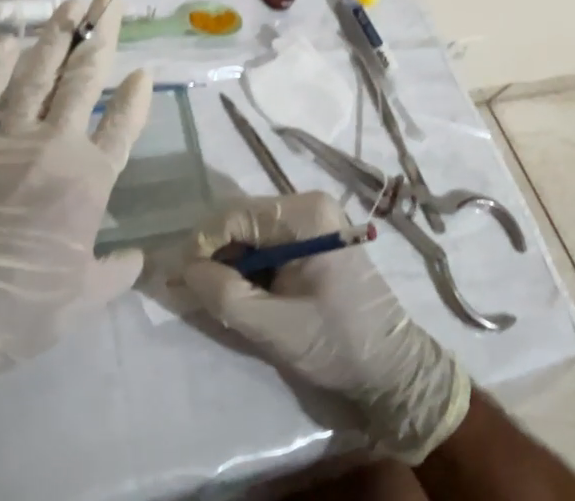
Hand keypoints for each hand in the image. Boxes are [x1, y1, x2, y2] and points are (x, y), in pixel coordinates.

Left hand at [0, 0, 152, 389]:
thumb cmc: (25, 308)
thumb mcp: (86, 297)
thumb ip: (116, 270)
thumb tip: (137, 258)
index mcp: (90, 182)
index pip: (122, 126)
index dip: (135, 97)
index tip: (144, 69)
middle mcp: (54, 148)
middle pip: (83, 81)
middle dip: (100, 36)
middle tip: (111, 0)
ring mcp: (6, 140)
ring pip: (37, 75)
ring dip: (55, 36)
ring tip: (70, 3)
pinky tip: (6, 40)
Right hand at [182, 192, 470, 463]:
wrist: (393, 369)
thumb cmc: (336, 344)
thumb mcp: (272, 325)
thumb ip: (222, 294)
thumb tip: (181, 270)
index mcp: (305, 214)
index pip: (233, 216)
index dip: (202, 246)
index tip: (183, 282)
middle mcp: (309, 205)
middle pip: (240, 221)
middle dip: (214, 255)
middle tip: (195, 292)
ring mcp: (313, 221)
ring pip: (250, 233)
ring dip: (230, 263)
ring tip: (218, 297)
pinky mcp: (313, 240)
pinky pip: (266, 243)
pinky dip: (249, 267)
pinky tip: (244, 294)